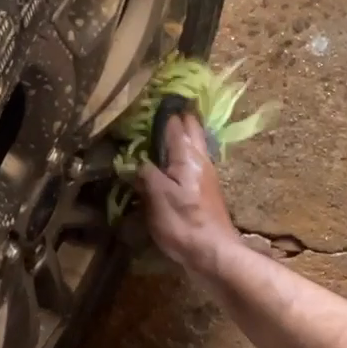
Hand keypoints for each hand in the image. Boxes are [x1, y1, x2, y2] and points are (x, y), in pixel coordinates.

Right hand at [138, 111, 240, 275]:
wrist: (212, 253)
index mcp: (187, 155)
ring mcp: (206, 175)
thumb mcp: (157, 197)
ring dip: (181, 134)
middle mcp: (200, 159)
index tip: (153, 94)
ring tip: (163, 127)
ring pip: (194, 145)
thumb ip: (145, 174)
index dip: (164, 109)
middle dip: (179, 116)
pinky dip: (181, 154)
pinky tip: (171, 160)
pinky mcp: (204, 191)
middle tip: (162, 105)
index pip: (175, 123)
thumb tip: (134, 161)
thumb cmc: (184, 223)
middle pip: (191, 130)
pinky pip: (191, 161)